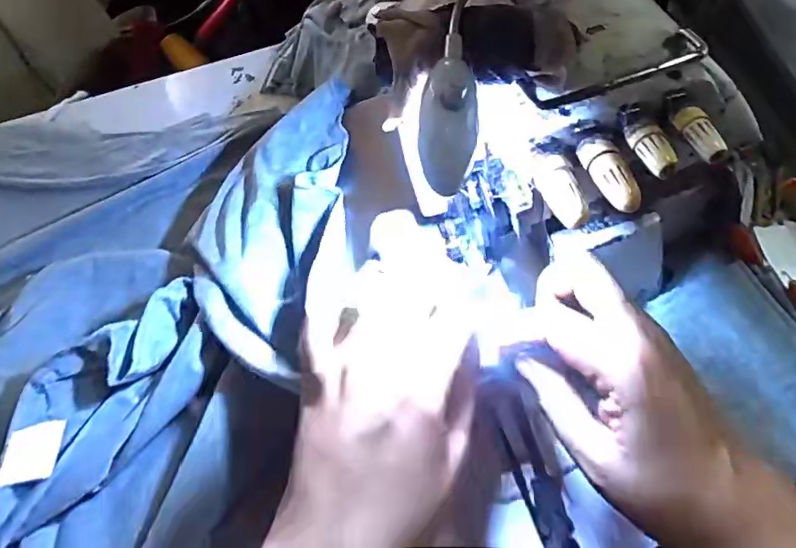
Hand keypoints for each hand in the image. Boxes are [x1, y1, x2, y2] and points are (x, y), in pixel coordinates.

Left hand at [267, 260, 478, 547]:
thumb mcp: (455, 456)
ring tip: (412, 276)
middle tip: (450, 278)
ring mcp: (341, 361)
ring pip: (371, 289)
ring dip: (397, 276)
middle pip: (414, 287)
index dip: (474, 297)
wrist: (328, 541)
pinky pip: (322, 315)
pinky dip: (340, 296)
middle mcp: (380, 362)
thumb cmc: (402, 502)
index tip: (481, 299)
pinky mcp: (314, 370)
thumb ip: (468, 390)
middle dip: (438, 274)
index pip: (456, 312)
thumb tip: (475, 340)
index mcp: (421, 388)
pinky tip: (359, 291)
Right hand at [515, 255, 795, 547]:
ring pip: (594, 282)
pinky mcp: (652, 334)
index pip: (554, 318)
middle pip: (581, 269)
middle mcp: (636, 324)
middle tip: (529, 338)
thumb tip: (520, 361)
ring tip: (545, 350)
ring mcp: (648, 324)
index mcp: (621, 355)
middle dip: (546, 291)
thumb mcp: (595, 456)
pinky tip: (572, 356)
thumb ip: (553, 400)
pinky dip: (581, 312)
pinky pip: (607, 303)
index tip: (494, 347)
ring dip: (564, 300)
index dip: (517, 330)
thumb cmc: (660, 484)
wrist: (726, 489)